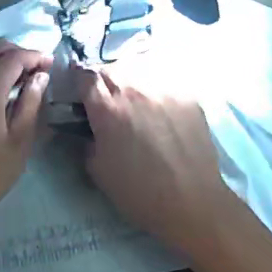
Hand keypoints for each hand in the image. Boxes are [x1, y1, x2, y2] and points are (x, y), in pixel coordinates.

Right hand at [80, 67, 242, 261]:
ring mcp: (164, 89)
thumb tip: (87, 128)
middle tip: (107, 100)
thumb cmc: (139, 192)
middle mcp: (135, 90)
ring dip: (131, 83)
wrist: (192, 202)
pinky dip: (157, 93)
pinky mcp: (187, 96)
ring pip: (139, 72)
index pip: (85, 75)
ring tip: (135, 104)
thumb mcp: (98, 170)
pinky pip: (164, 84)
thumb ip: (87, 140)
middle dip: (104, 81)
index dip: (79, 79)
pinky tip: (161, 113)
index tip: (79, 88)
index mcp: (108, 108)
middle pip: (111, 69)